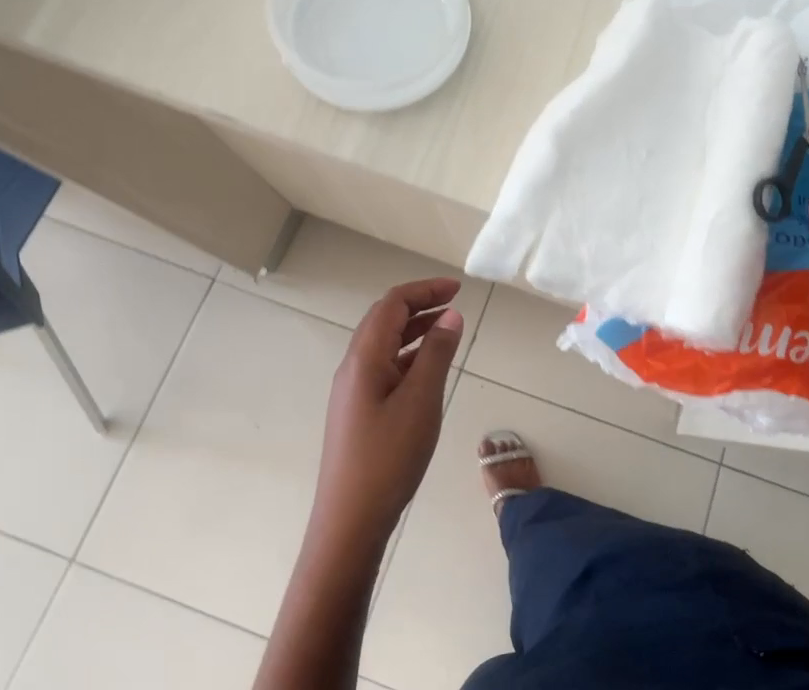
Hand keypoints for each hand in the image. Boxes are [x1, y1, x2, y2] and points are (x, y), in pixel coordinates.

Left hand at [314, 278, 464, 539]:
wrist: (350, 519)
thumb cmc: (388, 457)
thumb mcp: (421, 401)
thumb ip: (436, 354)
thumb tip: (450, 316)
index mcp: (364, 358)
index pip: (391, 304)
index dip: (424, 290)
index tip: (457, 289)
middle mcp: (353, 368)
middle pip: (384, 320)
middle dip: (419, 304)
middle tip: (454, 303)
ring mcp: (353, 391)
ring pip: (384, 345)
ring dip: (414, 330)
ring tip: (448, 330)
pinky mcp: (358, 412)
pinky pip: (384, 368)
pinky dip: (409, 357)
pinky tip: (429, 370)